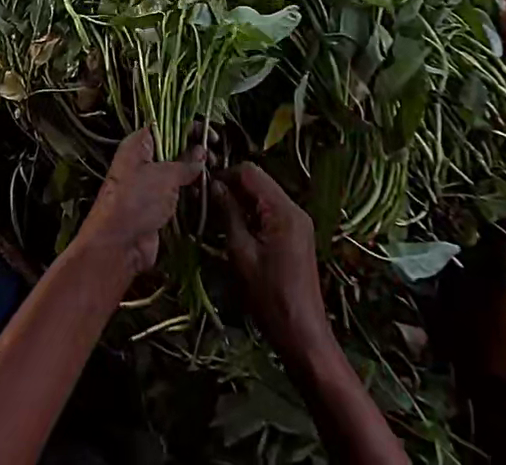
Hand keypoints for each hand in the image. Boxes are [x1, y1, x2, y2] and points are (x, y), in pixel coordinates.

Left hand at [75, 129, 205, 276]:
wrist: (118, 245)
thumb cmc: (137, 200)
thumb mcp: (164, 175)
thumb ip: (186, 163)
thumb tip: (201, 153)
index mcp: (139, 144)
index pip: (167, 124)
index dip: (190, 126)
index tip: (211, 134)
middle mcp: (143, 160)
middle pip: (174, 148)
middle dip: (196, 152)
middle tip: (216, 159)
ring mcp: (149, 184)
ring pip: (177, 172)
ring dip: (196, 174)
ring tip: (215, 178)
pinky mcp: (155, 205)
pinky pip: (177, 193)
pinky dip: (191, 193)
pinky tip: (207, 195)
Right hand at [213, 164, 332, 358]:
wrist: (301, 332)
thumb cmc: (269, 295)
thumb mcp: (241, 253)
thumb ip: (228, 214)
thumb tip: (215, 186)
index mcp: (283, 210)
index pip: (250, 172)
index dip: (225, 174)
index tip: (204, 187)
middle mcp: (294, 209)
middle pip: (258, 181)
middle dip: (232, 186)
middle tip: (207, 201)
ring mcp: (298, 221)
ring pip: (264, 195)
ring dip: (241, 200)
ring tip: (217, 215)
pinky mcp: (296, 233)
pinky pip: (271, 211)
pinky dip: (252, 213)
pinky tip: (235, 228)